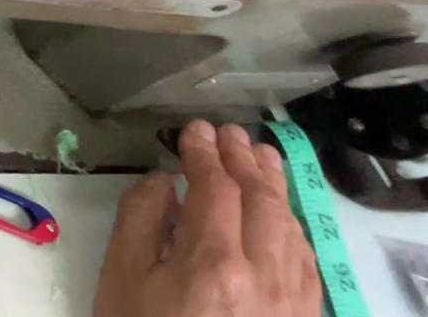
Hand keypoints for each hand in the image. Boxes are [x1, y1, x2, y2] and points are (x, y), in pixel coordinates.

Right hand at [94, 119, 320, 316]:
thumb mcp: (122, 274)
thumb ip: (140, 219)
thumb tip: (164, 181)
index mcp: (212, 261)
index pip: (216, 190)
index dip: (205, 154)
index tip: (195, 128)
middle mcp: (264, 277)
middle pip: (263, 204)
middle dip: (245, 161)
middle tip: (229, 131)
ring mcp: (291, 302)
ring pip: (293, 230)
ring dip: (277, 188)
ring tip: (262, 156)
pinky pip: (305, 262)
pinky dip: (291, 226)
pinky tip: (279, 213)